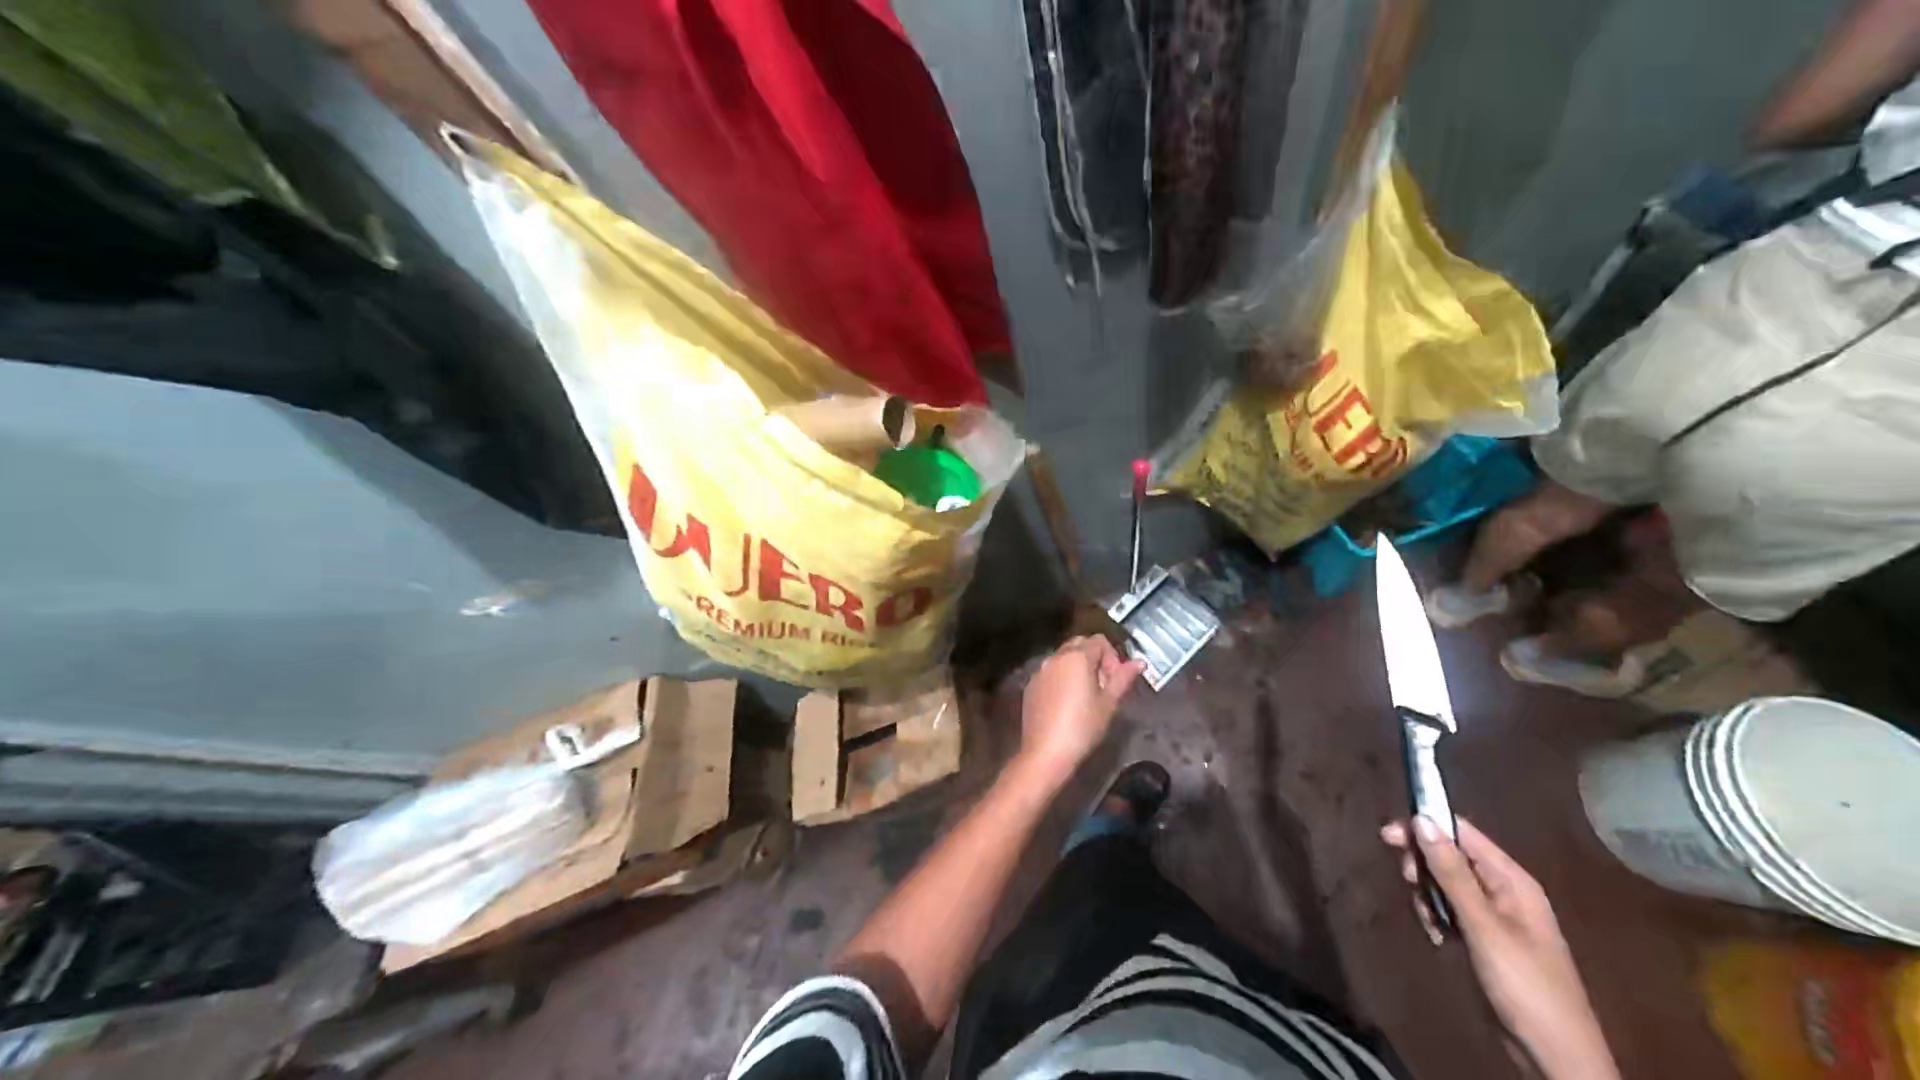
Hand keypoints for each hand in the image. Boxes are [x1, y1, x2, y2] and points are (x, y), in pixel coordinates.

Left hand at [1017, 636, 1143, 782]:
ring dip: (1078, 667)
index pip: (1099, 641)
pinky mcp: (1030, 686)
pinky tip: (1067, 703)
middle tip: (1104, 685)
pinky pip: (1050, 672)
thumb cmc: (1083, 726)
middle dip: (1095, 658)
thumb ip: (1123, 677)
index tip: (1115, 679)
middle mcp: (1055, 657)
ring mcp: (1040, 671)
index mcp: (1077, 657)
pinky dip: (1062, 678)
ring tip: (1086, 695)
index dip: (1112, 656)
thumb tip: (1139, 662)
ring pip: (1063, 658)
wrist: (1046, 752)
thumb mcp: (1109, 703)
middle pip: (1079, 644)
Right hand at [1381, 817, 1620, 1079]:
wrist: (1553, 1055)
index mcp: (1511, 880)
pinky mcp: (1482, 938)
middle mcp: (1502, 890)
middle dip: (1423, 866)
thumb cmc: (1523, 983)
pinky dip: (1435, 918)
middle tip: (1409, 884)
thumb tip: (1420, 819)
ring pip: (1443, 884)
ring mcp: (1492, 916)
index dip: (1424, 827)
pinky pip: (1448, 911)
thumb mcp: (1483, 925)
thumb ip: (1451, 872)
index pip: (1462, 833)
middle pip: (1448, 856)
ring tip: (1430, 922)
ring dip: (1427, 896)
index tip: (1386, 836)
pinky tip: (1437, 937)